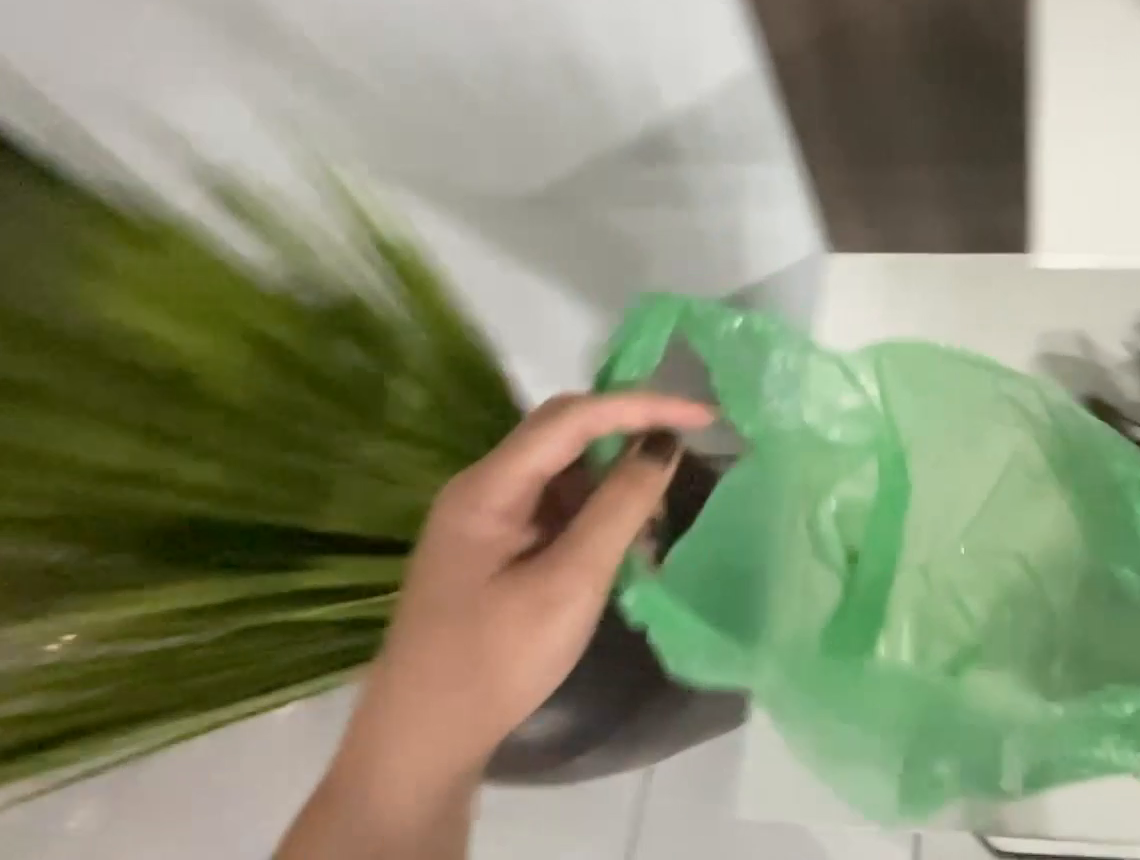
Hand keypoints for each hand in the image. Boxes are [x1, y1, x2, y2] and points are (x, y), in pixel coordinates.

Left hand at [278, 392, 712, 859]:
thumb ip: (621, 505)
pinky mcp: (502, 541)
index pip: (573, 418)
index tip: (704, 418)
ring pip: (570, 466)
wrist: (425, 743)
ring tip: (653, 526)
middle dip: (631, 433)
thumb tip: (665, 445)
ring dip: (619, 481)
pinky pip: (564, 502)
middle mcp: (486, 486)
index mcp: (488, 488)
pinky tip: (627, 545)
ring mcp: (491, 514)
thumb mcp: (571, 582)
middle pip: (567, 431)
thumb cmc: (495, 662)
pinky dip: (603, 512)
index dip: (642, 406)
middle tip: (687, 451)